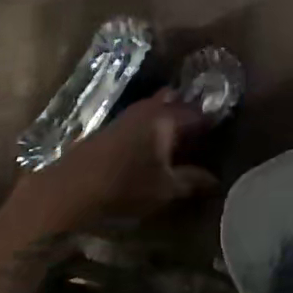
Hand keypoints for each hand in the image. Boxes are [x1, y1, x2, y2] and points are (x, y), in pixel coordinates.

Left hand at [10, 92, 217, 235]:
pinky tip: (152, 148)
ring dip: (167, 120)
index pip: (196, 112)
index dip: (210, 121)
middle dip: (187, 113)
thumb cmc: (124, 187)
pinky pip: (139, 120)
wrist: (69, 189)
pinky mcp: (109, 128)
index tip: (222, 131)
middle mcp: (146, 109)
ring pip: (154, 109)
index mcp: (165, 118)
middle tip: (202, 132)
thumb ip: (192, 180)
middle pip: (173, 103)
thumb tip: (214, 179)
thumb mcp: (165, 189)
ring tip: (180, 142)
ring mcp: (124, 116)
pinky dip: (150, 129)